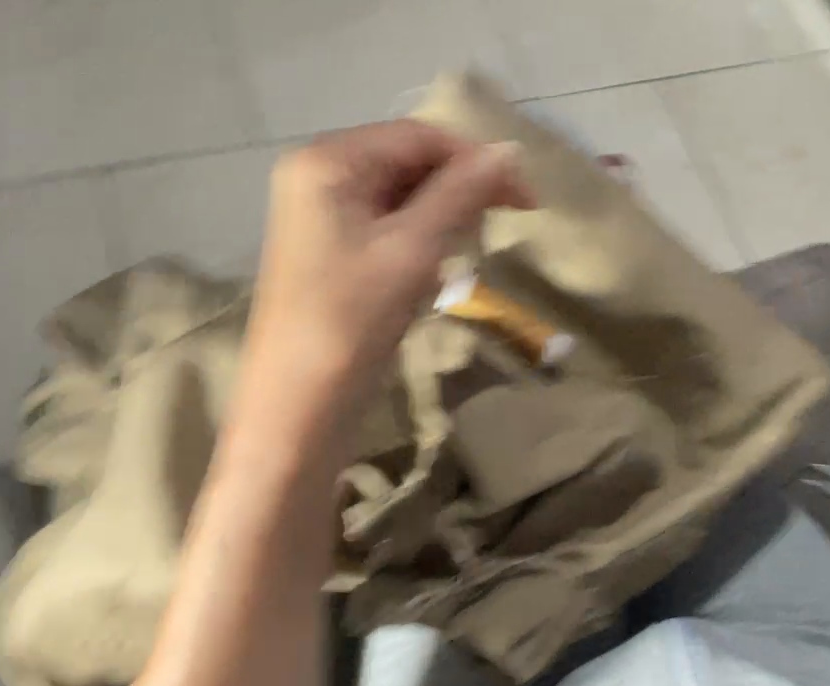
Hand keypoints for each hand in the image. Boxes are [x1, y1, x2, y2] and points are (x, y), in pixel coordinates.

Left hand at [239, 120, 535, 446]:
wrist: (301, 404)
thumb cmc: (352, 321)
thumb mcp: (412, 251)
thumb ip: (460, 196)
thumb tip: (510, 152)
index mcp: (327, 161)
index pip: (418, 136)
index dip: (477, 161)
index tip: (528, 201)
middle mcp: (318, 176)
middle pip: (407, 162)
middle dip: (460, 189)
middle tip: (505, 226)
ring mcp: (322, 218)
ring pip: (401, 199)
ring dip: (444, 218)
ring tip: (473, 250)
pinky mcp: (331, 255)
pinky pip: (388, 229)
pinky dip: (422, 243)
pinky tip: (440, 271)